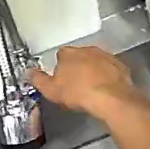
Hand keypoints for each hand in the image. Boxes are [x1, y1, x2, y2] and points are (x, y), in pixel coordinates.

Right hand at [30, 46, 149, 119]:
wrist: (111, 99)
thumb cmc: (79, 93)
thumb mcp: (51, 90)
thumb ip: (38, 80)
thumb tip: (28, 72)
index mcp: (69, 53)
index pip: (61, 54)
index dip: (60, 67)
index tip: (61, 79)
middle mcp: (88, 50)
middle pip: (79, 56)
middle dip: (77, 66)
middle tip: (76, 84)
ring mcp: (106, 56)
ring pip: (96, 61)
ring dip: (93, 70)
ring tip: (91, 88)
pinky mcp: (120, 65)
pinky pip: (110, 69)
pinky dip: (108, 76)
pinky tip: (106, 88)